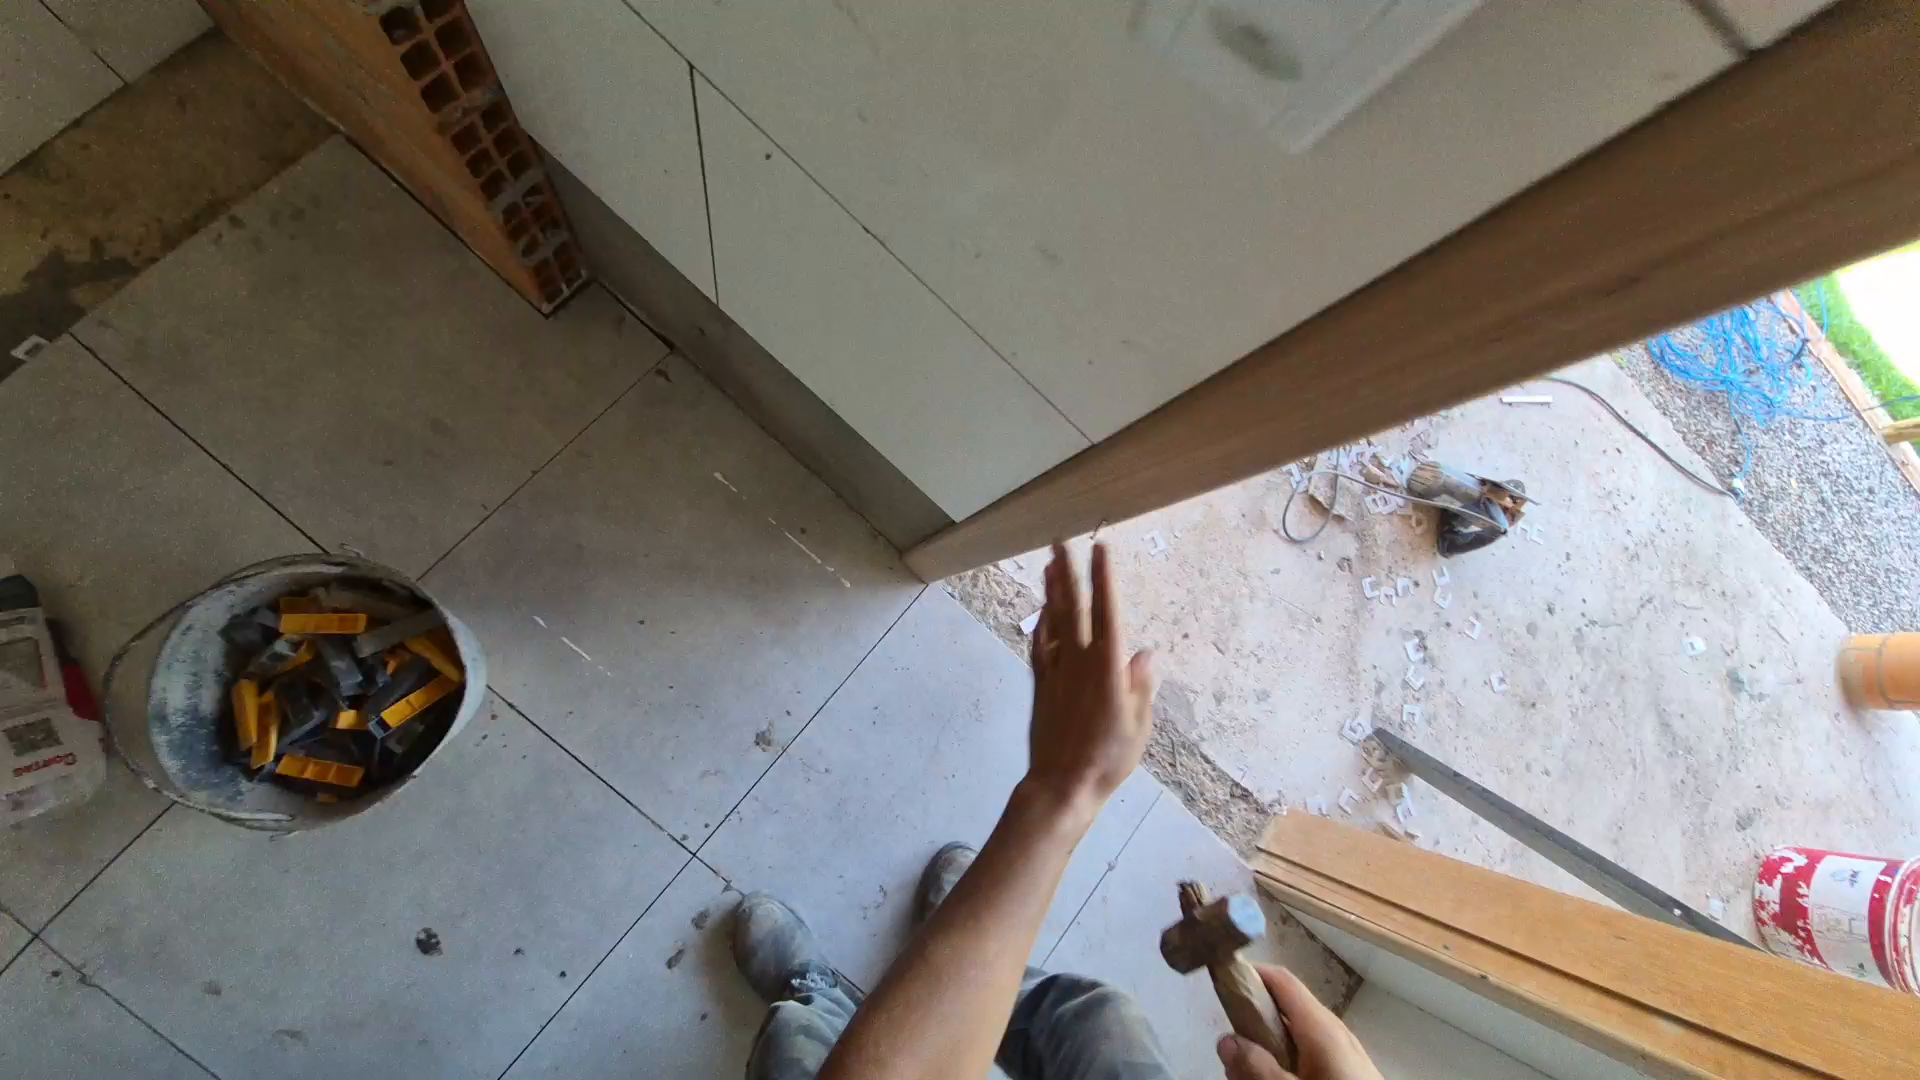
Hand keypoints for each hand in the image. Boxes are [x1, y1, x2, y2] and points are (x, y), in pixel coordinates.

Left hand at [1026, 542, 1156, 810]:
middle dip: (1069, 572)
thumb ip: (1140, 684)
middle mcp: (1078, 659)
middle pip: (1073, 606)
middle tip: (1060, 541)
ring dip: (1051, 589)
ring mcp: (1056, 669)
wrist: (1062, 782)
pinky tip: (1042, 609)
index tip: (1101, 549)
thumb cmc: (1108, 757)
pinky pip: (1040, 644)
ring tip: (1049, 562)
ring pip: (1052, 620)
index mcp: (1107, 666)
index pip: (1107, 611)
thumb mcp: (1138, 724)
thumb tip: (1146, 652)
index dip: (1104, 577)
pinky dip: (1041, 622)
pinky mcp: (1040, 682)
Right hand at [1217, 966, 1383, 1079]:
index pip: (1279, 977)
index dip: (1249, 975)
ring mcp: (1347, 1054)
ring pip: (1297, 1037)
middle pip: (1284, 1009)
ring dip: (1269, 1051)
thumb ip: (1256, 1068)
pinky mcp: (1352, 1074)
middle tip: (1233, 1056)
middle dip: (1253, 1025)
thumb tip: (1225, 1040)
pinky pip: (1313, 1057)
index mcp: (1320, 1024)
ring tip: (1250, 1078)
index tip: (1222, 988)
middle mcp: (1335, 1030)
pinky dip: (1289, 1065)